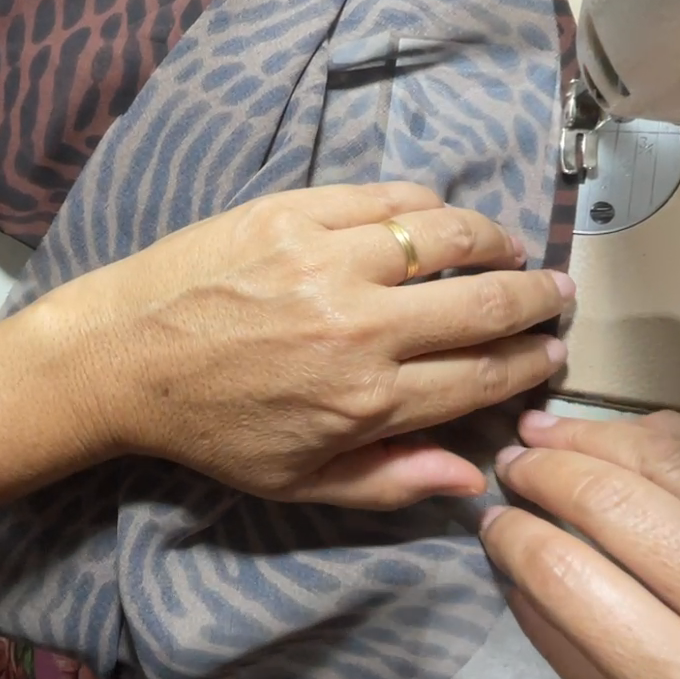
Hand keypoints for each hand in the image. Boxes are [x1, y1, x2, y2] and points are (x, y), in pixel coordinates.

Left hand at [27, 182, 572, 509]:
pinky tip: (437, 216)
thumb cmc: (209, 427)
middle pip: (482, 303)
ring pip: (445, 235)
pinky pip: (383, 196)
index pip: (482, 375)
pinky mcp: (290, 214)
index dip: (530, 363)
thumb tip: (474, 473)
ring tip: (507, 249)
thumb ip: (389, 481)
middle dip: (536, 299)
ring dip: (494, 241)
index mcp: (366, 399)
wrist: (124, 357)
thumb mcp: (294, 482)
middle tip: (555, 295)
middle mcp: (360, 325)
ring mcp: (325, 259)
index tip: (551, 352)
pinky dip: (426, 203)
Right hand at [480, 411, 679, 678]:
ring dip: (596, 435)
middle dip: (543, 471)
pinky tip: (635, 433)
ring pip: (679, 456)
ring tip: (552, 431)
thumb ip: (584, 662)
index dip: (512, 535)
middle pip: (618, 503)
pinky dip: (675, 432)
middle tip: (513, 462)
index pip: (569, 578)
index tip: (493, 521)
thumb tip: (516, 561)